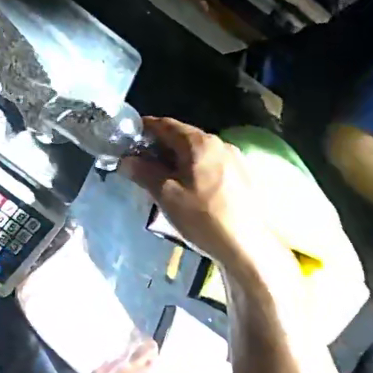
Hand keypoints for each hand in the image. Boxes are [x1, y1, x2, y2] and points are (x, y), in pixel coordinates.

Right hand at [121, 117, 266, 267]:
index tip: (127, 136)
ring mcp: (234, 160)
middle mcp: (220, 144)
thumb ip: (143, 172)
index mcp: (200, 143)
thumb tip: (126, 160)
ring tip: (158, 175)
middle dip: (158, 145)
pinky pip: (209, 164)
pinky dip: (191, 168)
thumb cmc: (202, 217)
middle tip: (137, 160)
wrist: (247, 247)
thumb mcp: (166, 195)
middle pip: (183, 137)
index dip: (144, 128)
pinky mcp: (241, 177)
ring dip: (175, 159)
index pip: (166, 125)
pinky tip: (184, 186)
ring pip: (196, 152)